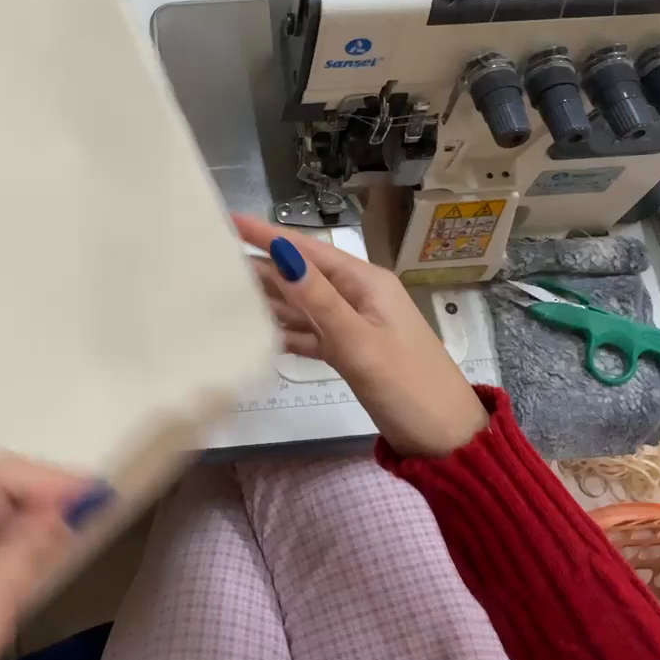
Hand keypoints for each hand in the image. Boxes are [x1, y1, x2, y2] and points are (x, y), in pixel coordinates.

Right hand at [233, 213, 487, 456]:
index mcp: (365, 283)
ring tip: (223, 289)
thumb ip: (319, 301)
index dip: (268, 235)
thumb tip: (282, 253)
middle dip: (261, 265)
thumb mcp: (360, 342)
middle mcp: (357, 297)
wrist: (446, 439)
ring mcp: (352, 325)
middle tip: (212, 258)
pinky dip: (283, 331)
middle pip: (300, 274)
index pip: (308, 250)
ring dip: (267, 298)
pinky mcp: (348, 352)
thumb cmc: (409, 387)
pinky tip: (255, 330)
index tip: (229, 219)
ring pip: (301, 305)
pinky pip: (308, 333)